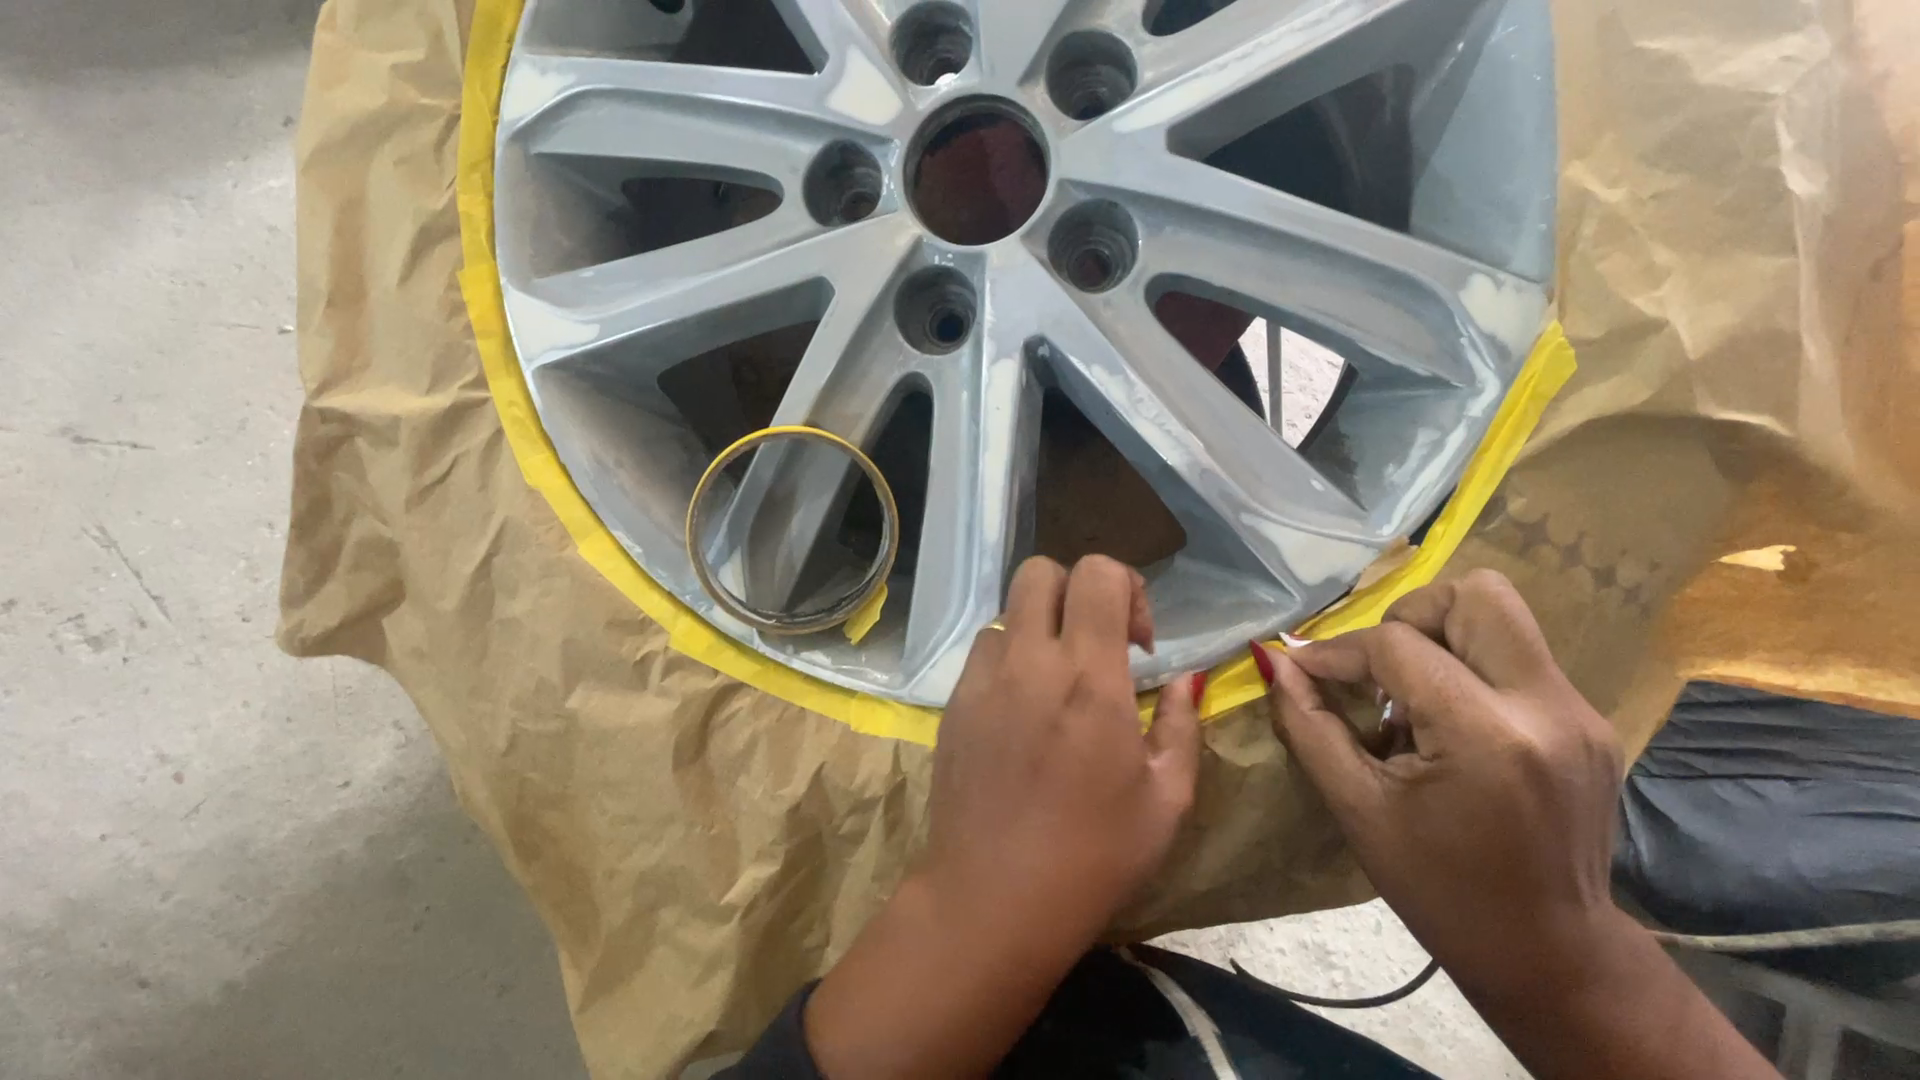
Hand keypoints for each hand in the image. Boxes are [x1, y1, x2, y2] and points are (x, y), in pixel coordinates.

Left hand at [923, 554, 1203, 935]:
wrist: (994, 900)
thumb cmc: (1095, 856)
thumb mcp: (1167, 799)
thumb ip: (1183, 726)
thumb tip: (1187, 681)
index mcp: (1089, 678)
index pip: (1097, 573)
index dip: (1127, 589)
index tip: (1138, 646)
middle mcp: (1029, 663)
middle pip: (1040, 571)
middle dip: (1076, 590)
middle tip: (1097, 644)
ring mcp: (981, 682)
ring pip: (1008, 614)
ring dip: (1040, 630)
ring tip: (1056, 683)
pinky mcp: (952, 706)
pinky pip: (983, 655)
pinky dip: (1009, 661)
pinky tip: (1023, 712)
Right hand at [1257, 569, 1623, 1003]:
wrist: (1549, 952)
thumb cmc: (1437, 888)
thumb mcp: (1357, 808)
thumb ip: (1310, 725)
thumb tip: (1277, 664)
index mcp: (1486, 736)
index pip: (1397, 645)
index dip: (1338, 651)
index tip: (1306, 670)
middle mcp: (1546, 707)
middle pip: (1477, 595)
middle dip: (1410, 615)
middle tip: (1379, 668)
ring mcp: (1579, 712)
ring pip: (1503, 616)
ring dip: (1441, 636)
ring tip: (1411, 694)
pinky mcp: (1590, 722)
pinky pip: (1517, 657)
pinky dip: (1468, 668)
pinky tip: (1445, 723)